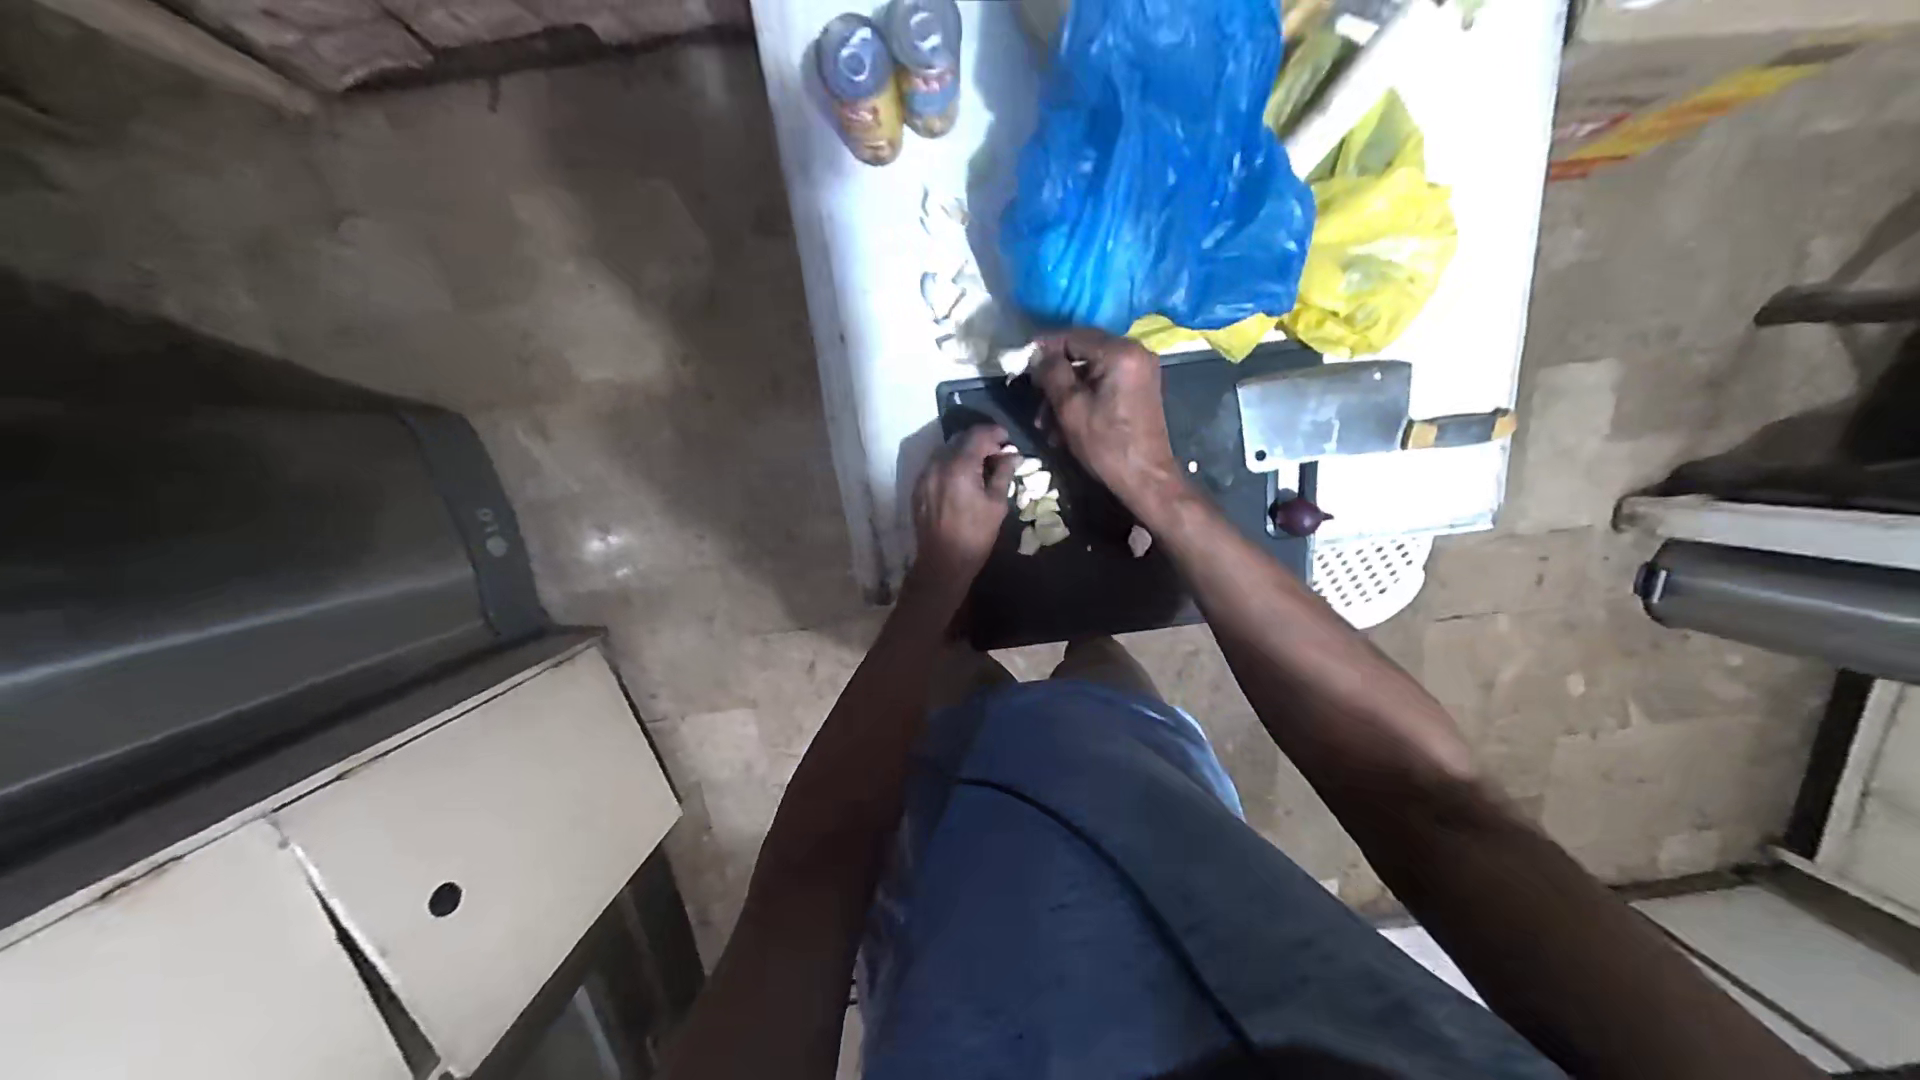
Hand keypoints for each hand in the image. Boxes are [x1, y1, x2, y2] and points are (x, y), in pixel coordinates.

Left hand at [910, 423, 1016, 590]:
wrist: (943, 562)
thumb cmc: (975, 535)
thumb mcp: (996, 504)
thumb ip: (1003, 473)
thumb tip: (1013, 455)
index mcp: (959, 466)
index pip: (977, 435)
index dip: (995, 433)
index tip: (1007, 439)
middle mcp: (937, 464)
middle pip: (960, 439)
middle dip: (980, 441)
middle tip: (997, 453)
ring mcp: (924, 475)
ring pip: (946, 451)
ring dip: (964, 452)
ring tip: (981, 466)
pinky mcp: (918, 487)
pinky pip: (936, 465)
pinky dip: (951, 464)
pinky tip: (963, 478)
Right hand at [1031, 328, 1180, 514]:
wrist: (1146, 479)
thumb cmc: (1107, 445)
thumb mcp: (1070, 407)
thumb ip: (1051, 373)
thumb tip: (1038, 354)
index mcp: (1120, 352)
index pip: (1073, 336)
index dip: (1044, 347)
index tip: (1021, 360)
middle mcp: (1136, 352)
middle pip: (1083, 352)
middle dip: (1054, 376)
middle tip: (1034, 399)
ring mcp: (1141, 370)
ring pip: (1091, 371)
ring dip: (1065, 392)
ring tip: (1046, 423)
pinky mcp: (1140, 388)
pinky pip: (1104, 382)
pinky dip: (1083, 397)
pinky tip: (1066, 423)